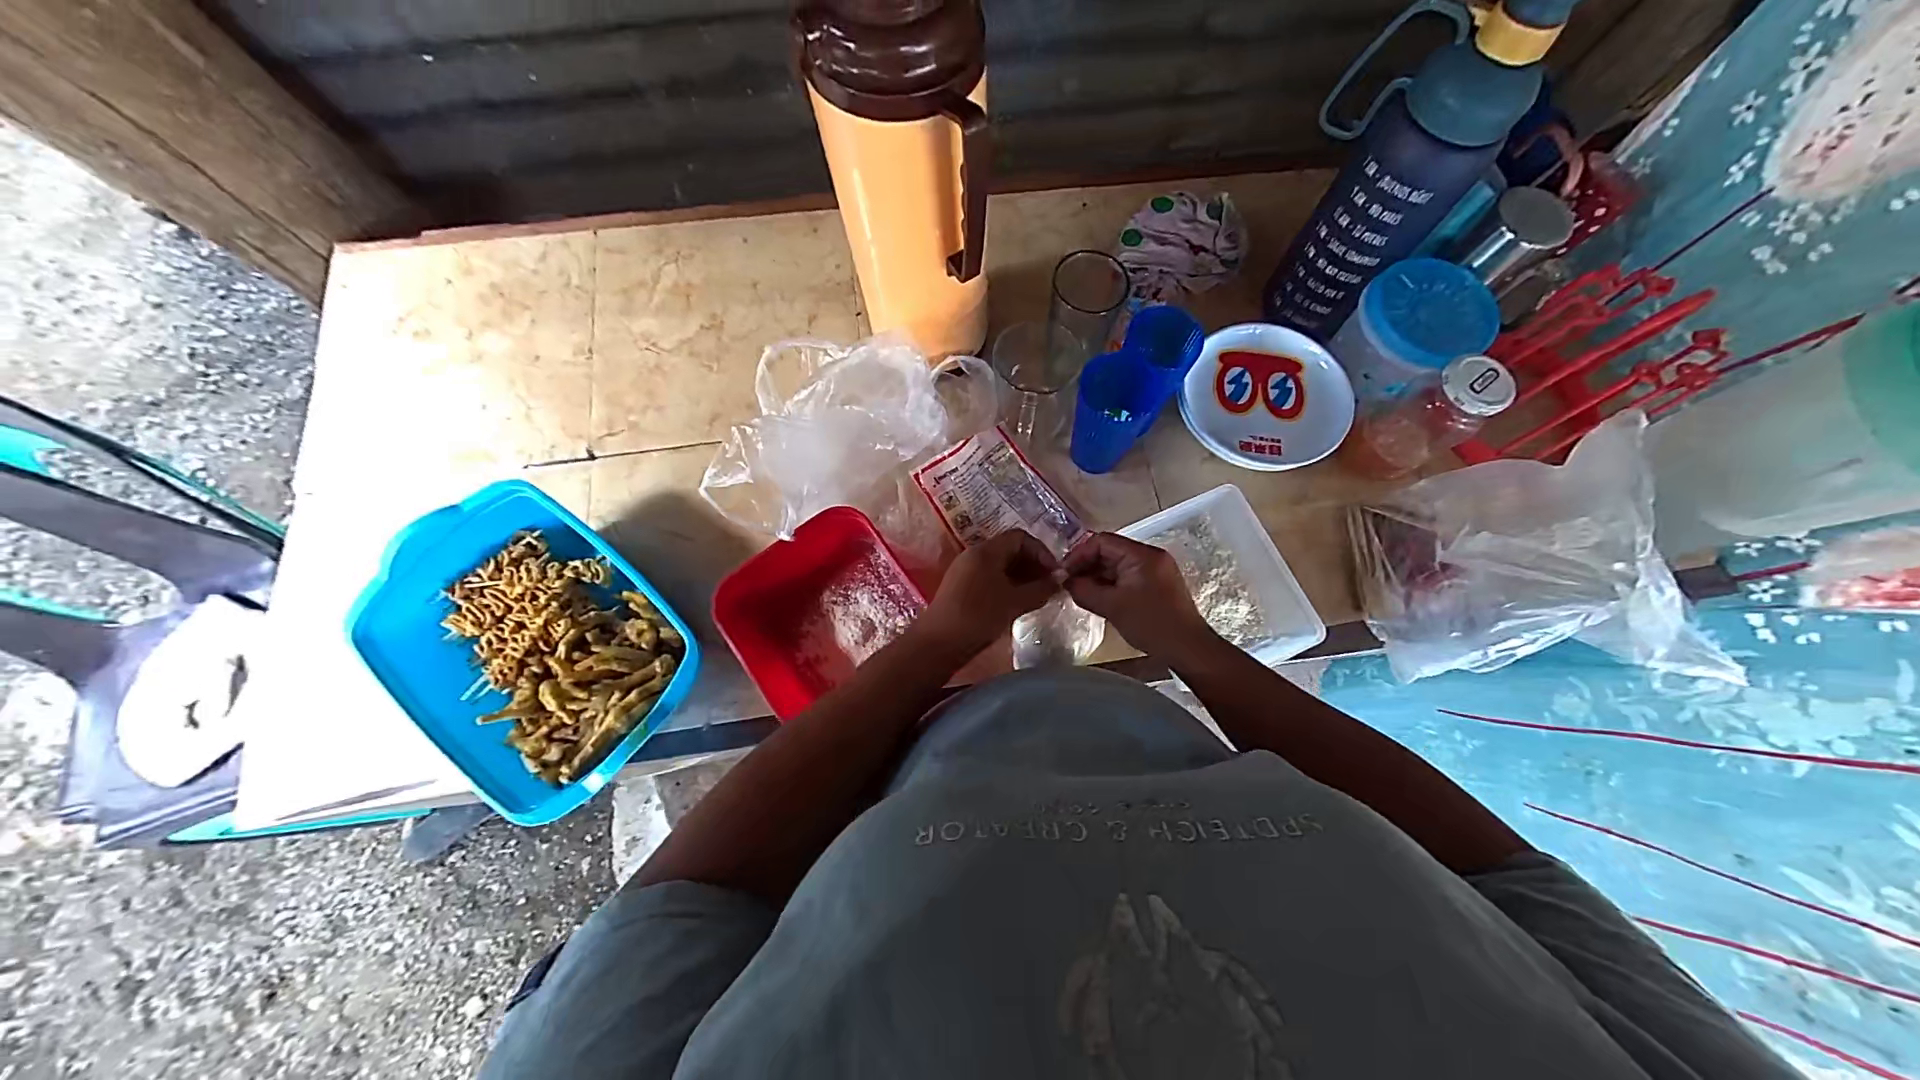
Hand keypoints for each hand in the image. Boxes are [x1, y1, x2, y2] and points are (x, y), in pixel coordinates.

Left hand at [917, 529, 1061, 655]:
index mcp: (986, 551)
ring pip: (1000, 565)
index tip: (1055, 573)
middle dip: (1033, 565)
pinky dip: (1007, 585)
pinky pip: (989, 577)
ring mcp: (965, 571)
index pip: (1020, 537)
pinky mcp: (960, 587)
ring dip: (1021, 577)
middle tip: (1049, 586)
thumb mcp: (1015, 602)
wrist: (939, 643)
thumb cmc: (979, 617)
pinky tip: (1017, 603)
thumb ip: (1040, 588)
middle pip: (1010, 549)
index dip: (1042, 552)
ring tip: (1037, 596)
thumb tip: (1060, 578)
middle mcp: (974, 554)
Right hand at [1062, 533, 1215, 659]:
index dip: (1079, 555)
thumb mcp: (1111, 606)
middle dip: (1086, 566)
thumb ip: (1084, 590)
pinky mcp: (1156, 585)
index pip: (1102, 541)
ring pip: (1117, 565)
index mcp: (1142, 555)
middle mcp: (1150, 556)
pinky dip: (1110, 585)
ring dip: (1097, 577)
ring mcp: (1155, 570)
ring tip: (1079, 592)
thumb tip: (1066, 582)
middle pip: (1110, 551)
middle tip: (1068, 584)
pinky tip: (1098, 598)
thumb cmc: (1151, 624)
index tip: (1064, 573)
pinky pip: (1127, 576)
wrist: (1187, 648)